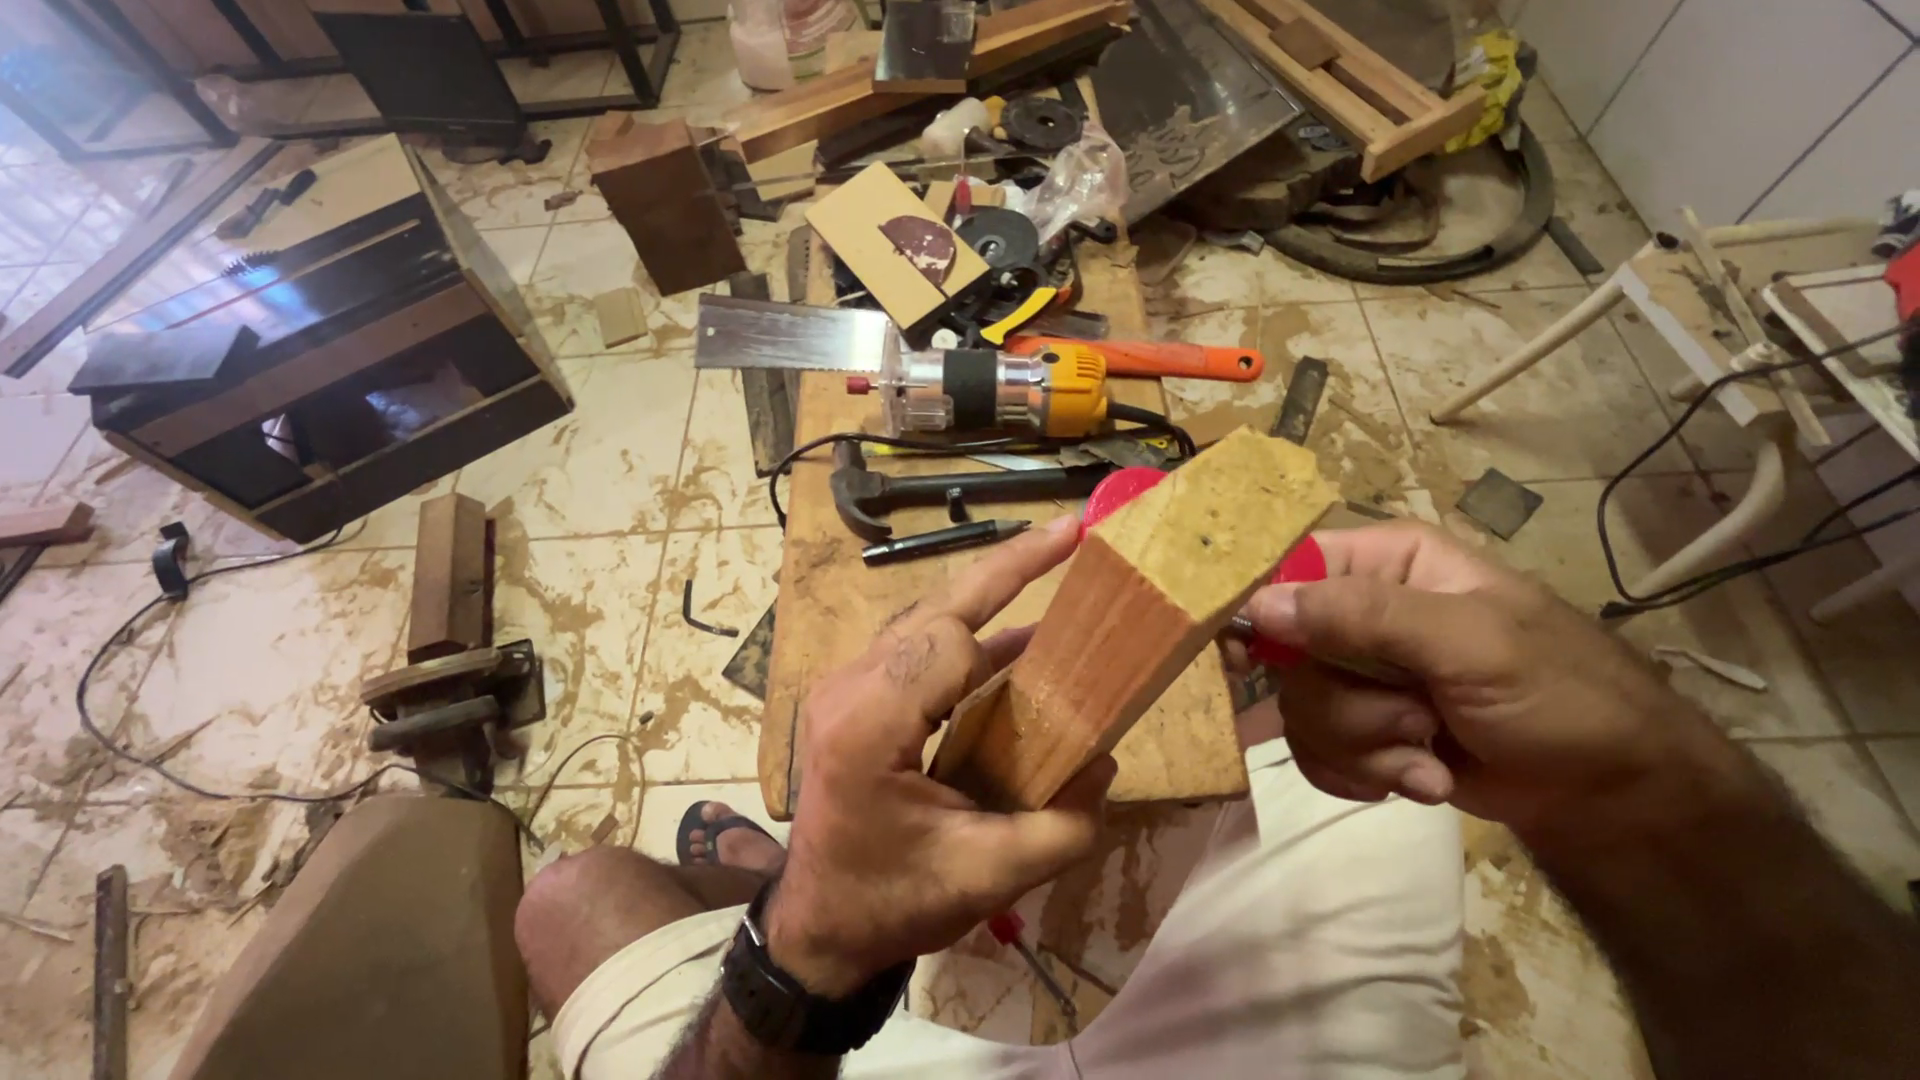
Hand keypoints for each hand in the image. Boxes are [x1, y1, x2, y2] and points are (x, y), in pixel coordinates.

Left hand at [765, 516, 1115, 997]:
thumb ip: (1061, 825)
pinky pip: (918, 647)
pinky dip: (971, 636)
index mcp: (867, 725)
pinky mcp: (854, 694)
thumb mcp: (986, 878)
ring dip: (989, 597)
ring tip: (1053, 562)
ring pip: (924, 619)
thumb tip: (1105, 756)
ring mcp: (844, 685)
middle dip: (1006, 570)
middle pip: (933, 608)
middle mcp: (847, 688)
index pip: (944, 645)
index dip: (1006, 644)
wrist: (819, 926)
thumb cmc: (891, 903)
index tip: (1062, 656)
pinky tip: (1018, 641)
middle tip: (1068, 532)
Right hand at [1243, 521, 1753, 840]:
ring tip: (1428, 757)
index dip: (1259, 608)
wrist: (1610, 794)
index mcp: (1385, 565)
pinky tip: (1416, 780)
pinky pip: (1312, 751)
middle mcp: (1360, 612)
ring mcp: (1358, 675)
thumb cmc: (1561, 695)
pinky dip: (1358, 775)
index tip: (1248, 658)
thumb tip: (1261, 605)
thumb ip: (1367, 616)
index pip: (1288, 566)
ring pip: (1298, 710)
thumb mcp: (1471, 643)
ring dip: (1362, 748)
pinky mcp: (1361, 729)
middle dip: (1346, 707)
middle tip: (1416, 721)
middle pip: (1286, 654)